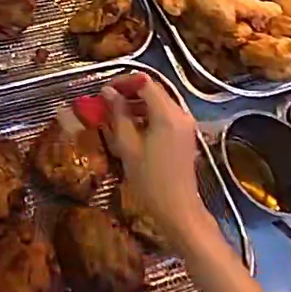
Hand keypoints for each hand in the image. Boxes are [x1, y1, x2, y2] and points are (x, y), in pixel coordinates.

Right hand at [99, 73, 215, 252]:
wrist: (178, 210)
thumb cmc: (150, 180)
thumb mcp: (127, 146)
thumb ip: (118, 114)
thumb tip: (107, 92)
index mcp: (167, 114)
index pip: (144, 82)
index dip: (123, 81)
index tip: (105, 90)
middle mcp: (180, 113)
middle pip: (153, 90)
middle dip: (129, 91)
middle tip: (107, 102)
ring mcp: (185, 124)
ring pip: (159, 101)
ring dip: (137, 103)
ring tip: (115, 115)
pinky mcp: (185, 134)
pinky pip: (165, 114)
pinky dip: (148, 114)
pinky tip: (132, 127)